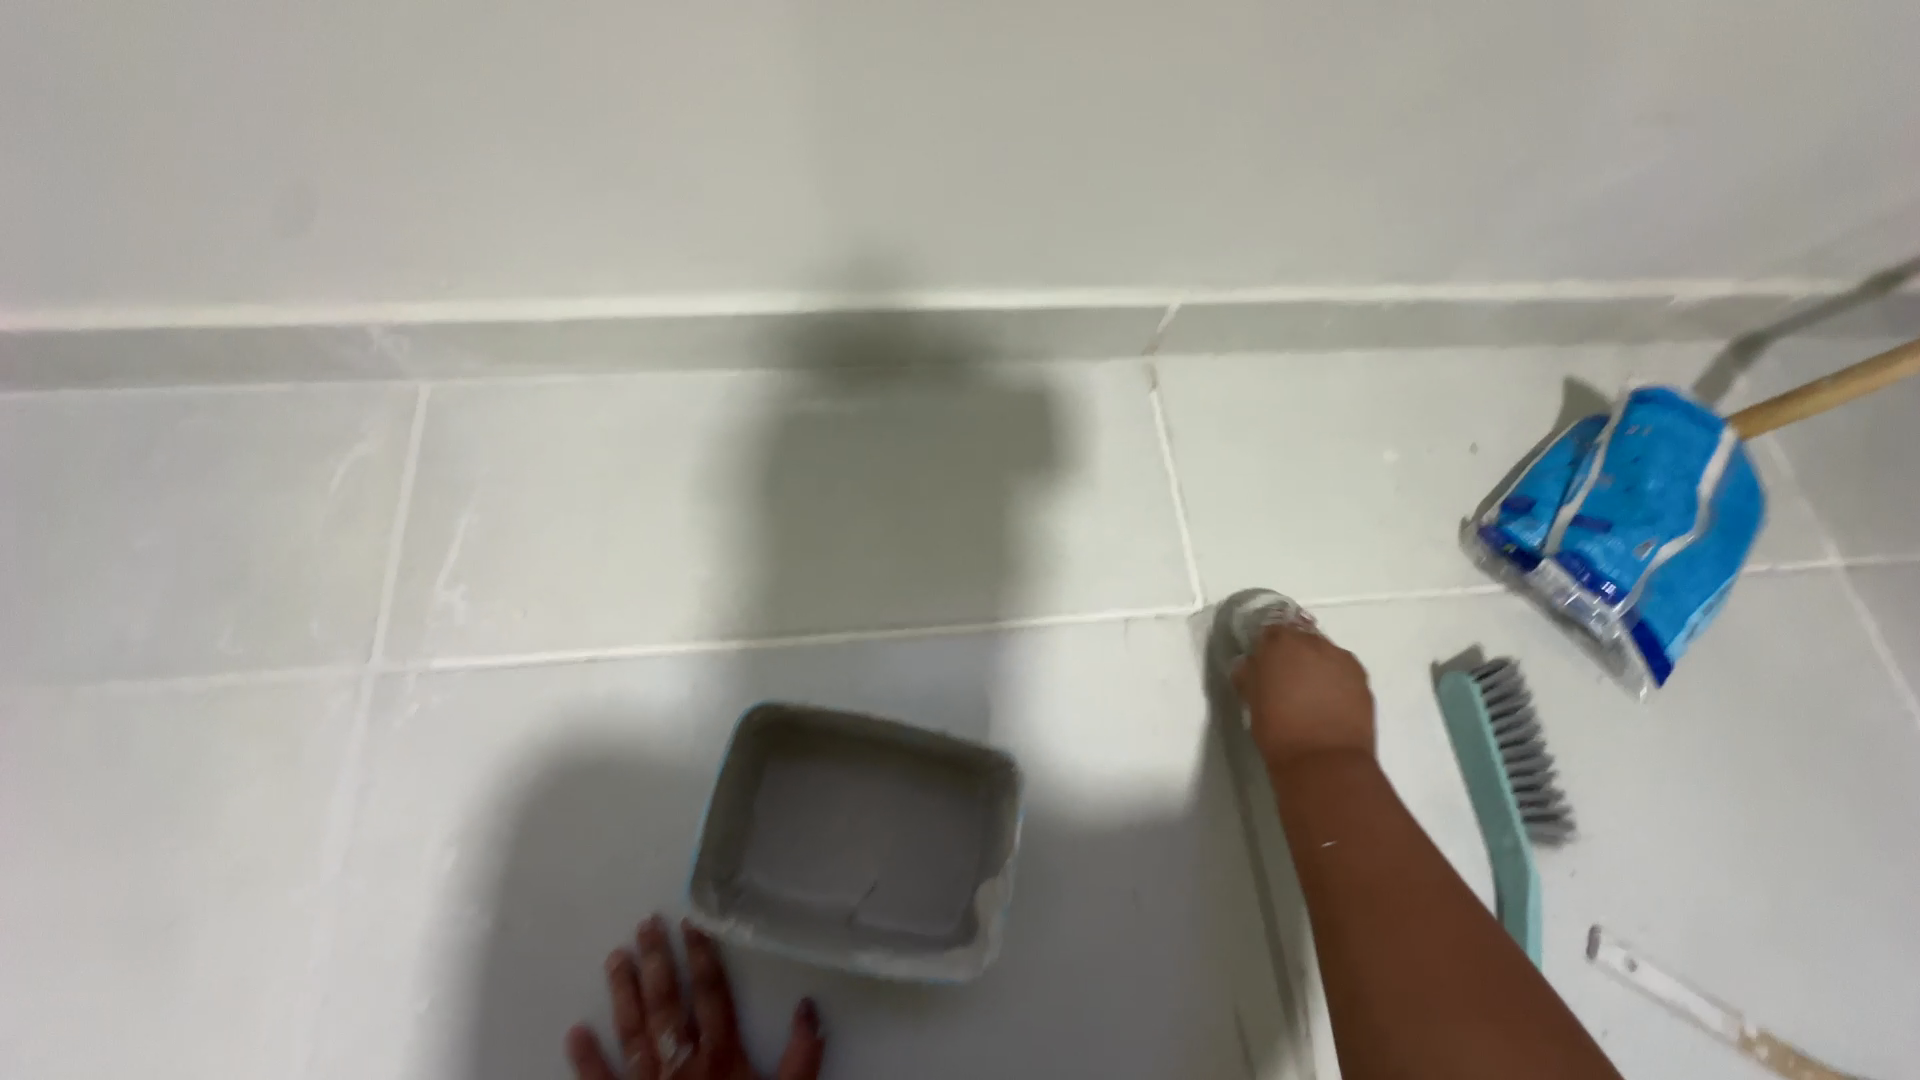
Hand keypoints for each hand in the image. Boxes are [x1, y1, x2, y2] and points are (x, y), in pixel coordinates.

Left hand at [566, 915, 824, 1079]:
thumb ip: (801, 1054)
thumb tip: (809, 1005)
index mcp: (721, 1054)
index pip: (711, 994)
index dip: (702, 956)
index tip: (691, 923)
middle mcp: (682, 1063)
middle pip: (668, 1003)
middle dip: (658, 961)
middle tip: (646, 924)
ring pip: (634, 1031)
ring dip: (624, 992)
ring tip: (616, 956)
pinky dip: (587, 1059)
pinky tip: (576, 1032)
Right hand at [1233, 621, 1376, 768]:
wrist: (1324, 761)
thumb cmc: (1277, 730)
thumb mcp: (1251, 699)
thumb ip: (1249, 674)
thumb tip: (1251, 665)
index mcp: (1280, 644)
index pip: (1270, 632)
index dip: (1266, 648)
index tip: (1263, 666)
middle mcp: (1313, 643)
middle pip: (1300, 638)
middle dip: (1293, 654)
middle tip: (1286, 680)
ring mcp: (1342, 660)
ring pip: (1324, 653)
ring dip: (1316, 665)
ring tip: (1310, 692)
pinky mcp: (1363, 679)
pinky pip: (1343, 670)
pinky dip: (1335, 679)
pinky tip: (1329, 701)